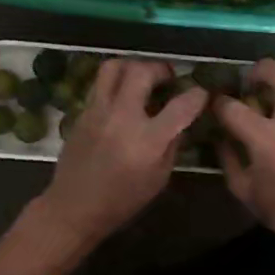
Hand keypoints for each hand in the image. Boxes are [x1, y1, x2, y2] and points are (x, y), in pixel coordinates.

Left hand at [31, 59, 207, 245]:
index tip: (201, 92)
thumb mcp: (159, 178)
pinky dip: (116, 83)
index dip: (197, 95)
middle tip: (167, 77)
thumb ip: (172, 144)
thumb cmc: (122, 200)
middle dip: (161, 68)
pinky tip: (123, 97)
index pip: (181, 105)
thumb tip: (181, 120)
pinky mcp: (82, 112)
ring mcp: (97, 111)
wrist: (73, 208)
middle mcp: (121, 117)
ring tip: (142, 78)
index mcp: (147, 140)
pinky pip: (100, 85)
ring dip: (133, 66)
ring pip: (114, 67)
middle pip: (141, 72)